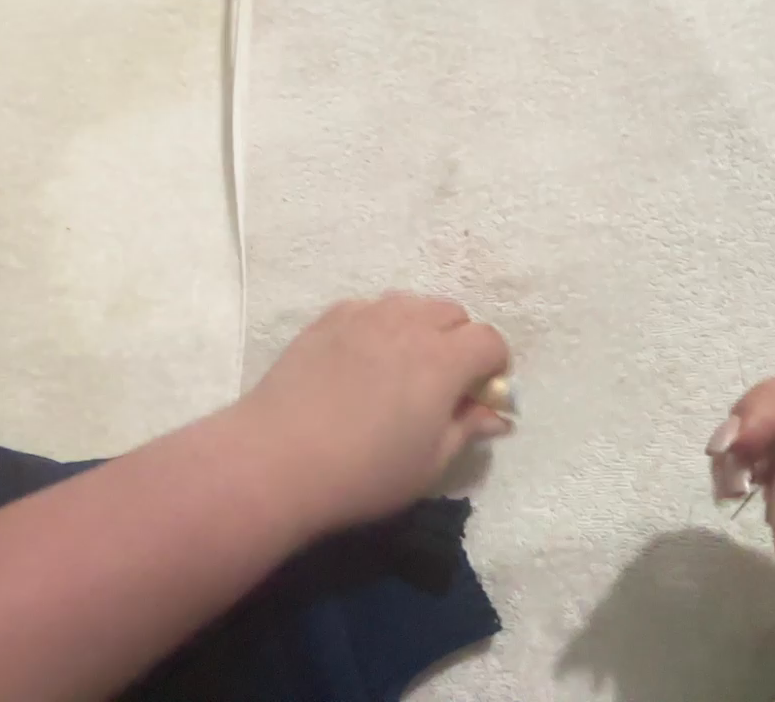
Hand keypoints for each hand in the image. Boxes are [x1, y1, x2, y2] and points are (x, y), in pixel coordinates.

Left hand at [236, 294, 511, 532]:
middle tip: (442, 383)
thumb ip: (466, 428)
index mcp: (443, 359)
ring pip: (410, 304)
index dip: (494, 366)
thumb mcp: (430, 463)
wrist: (279, 457)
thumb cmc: (365, 471)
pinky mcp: (328, 317)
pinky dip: (379, 325)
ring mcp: (364, 314)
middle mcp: (408, 323)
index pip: (489, 340)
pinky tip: (361, 361)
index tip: (479, 394)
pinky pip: (369, 308)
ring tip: (401, 368)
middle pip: (452, 313)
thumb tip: (495, 414)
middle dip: (459, 341)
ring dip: (420, 327)